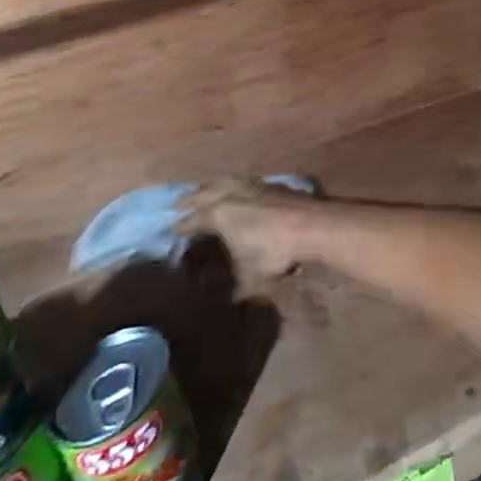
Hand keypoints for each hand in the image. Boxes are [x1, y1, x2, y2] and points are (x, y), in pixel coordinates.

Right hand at [177, 177, 321, 290]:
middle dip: (189, 199)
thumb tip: (229, 299)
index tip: (170, 229)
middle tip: (178, 203)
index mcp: (218, 215)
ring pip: (222, 181)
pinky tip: (236, 188)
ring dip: (210, 186)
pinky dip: (232, 184)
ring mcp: (249, 185)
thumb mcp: (251, 276)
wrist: (310, 225)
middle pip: (203, 193)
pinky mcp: (268, 184)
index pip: (192, 220)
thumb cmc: (273, 250)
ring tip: (204, 190)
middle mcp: (229, 194)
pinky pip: (241, 181)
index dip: (180, 226)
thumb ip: (237, 286)